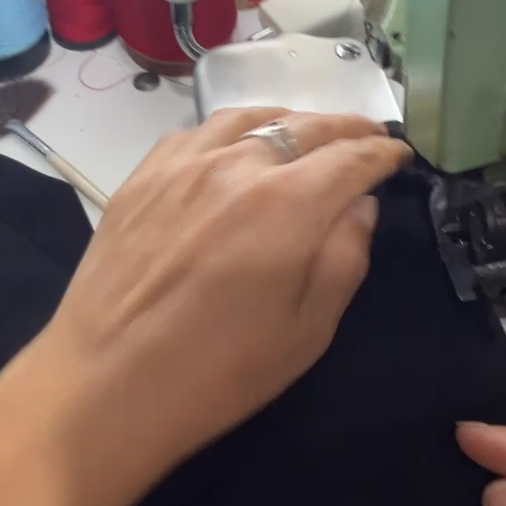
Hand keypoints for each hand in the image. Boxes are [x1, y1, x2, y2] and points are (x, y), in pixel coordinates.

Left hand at [27, 107, 410, 497]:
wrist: (105, 388)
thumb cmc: (218, 372)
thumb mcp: (308, 330)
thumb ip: (345, 255)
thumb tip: (358, 204)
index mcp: (287, 203)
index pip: (351, 158)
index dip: (382, 153)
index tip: (399, 156)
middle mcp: (236, 165)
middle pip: (305, 126)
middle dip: (346, 128)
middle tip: (367, 138)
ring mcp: (181, 165)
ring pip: (248, 117)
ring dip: (290, 121)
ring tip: (306, 134)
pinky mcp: (142, 177)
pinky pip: (196, 132)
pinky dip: (231, 131)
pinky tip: (233, 149)